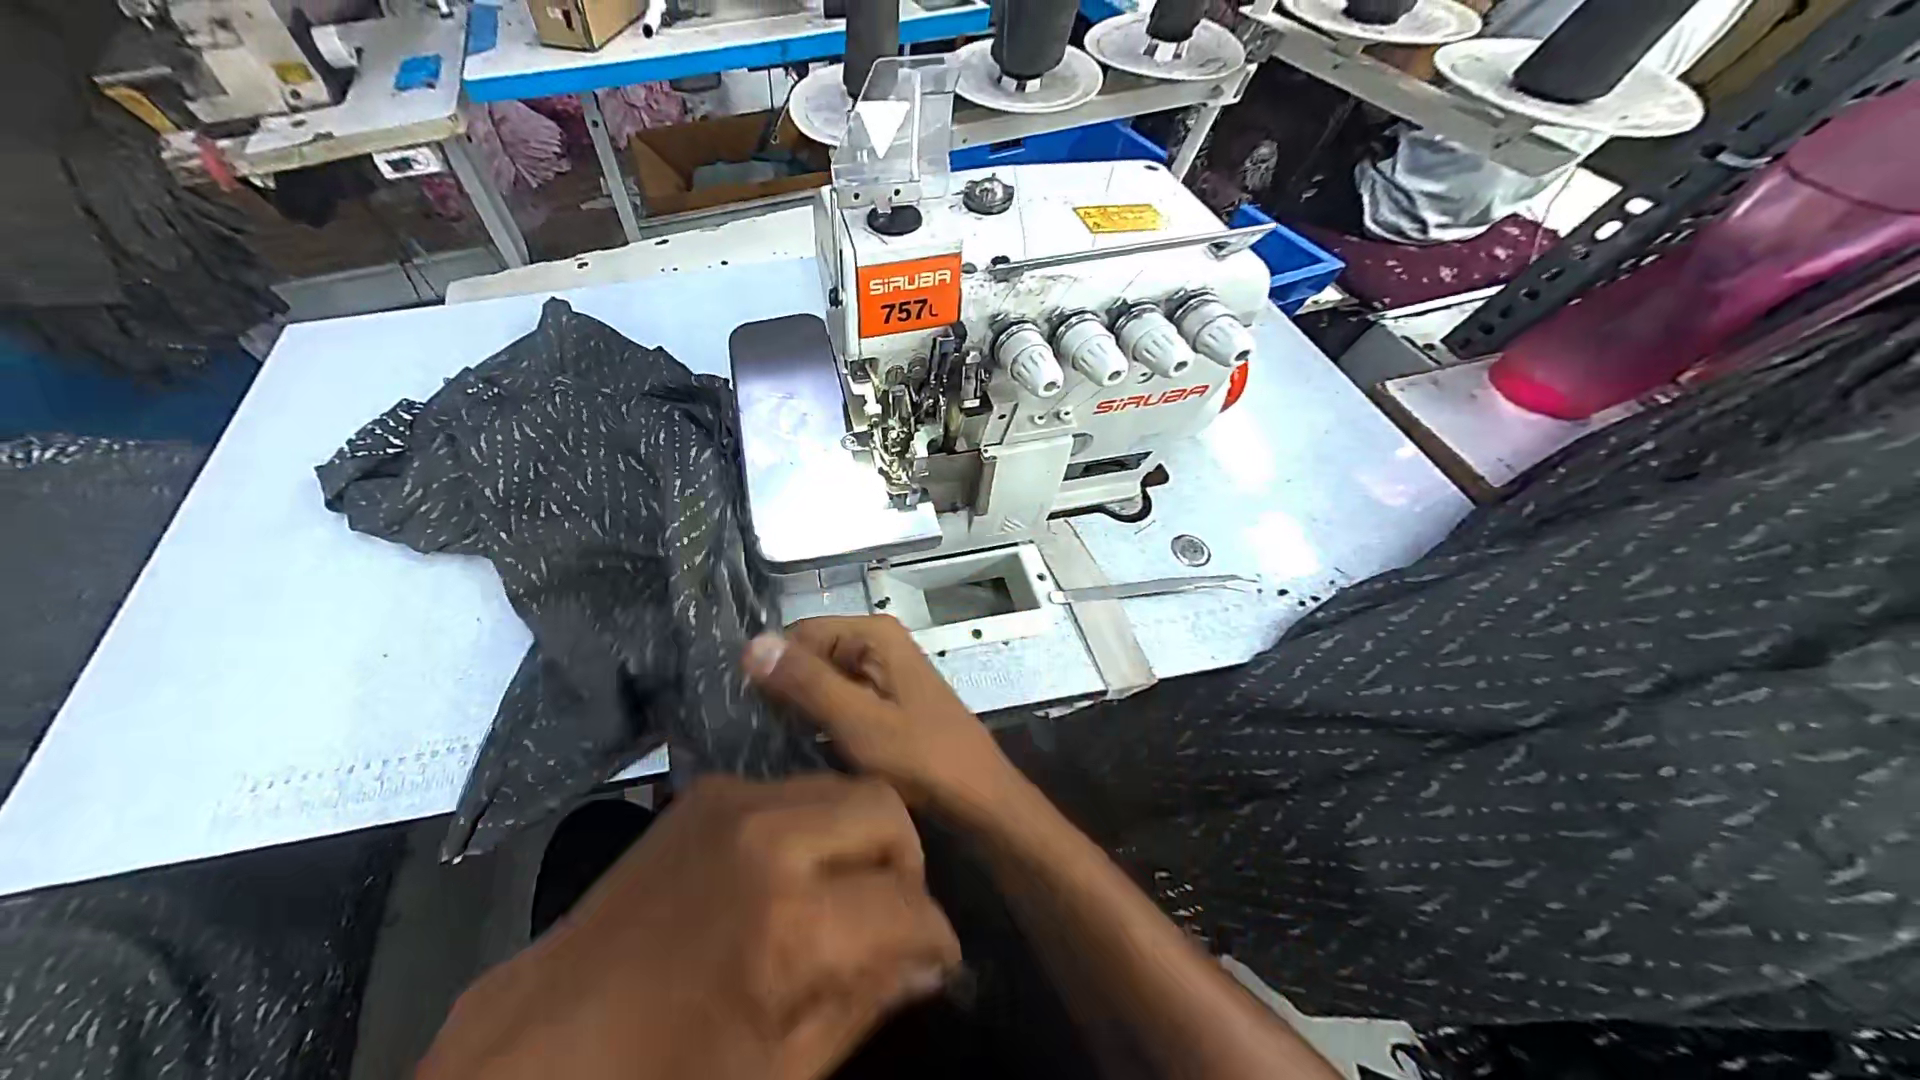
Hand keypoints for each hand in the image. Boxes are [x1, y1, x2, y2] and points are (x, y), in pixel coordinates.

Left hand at [417, 774, 960, 1079]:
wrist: (537, 1050)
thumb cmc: (668, 1075)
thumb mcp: (781, 1070)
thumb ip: (867, 1003)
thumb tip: (929, 963)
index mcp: (793, 921)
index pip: (910, 905)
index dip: (936, 938)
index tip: (936, 959)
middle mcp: (771, 836)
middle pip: (886, 810)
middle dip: (906, 866)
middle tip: (893, 914)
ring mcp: (734, 802)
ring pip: (843, 787)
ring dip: (861, 837)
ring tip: (846, 890)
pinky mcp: (707, 792)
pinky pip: (792, 789)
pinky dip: (813, 823)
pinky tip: (791, 871)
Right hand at [744, 615, 1016, 820]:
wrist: (978, 798)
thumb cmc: (921, 759)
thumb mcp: (856, 721)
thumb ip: (806, 682)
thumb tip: (751, 644)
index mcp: (873, 634)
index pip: (796, 633)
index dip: (770, 669)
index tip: (746, 713)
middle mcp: (877, 643)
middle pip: (809, 656)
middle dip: (785, 691)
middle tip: (757, 737)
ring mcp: (883, 672)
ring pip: (821, 681)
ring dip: (800, 710)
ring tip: (774, 747)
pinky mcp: (884, 700)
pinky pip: (838, 700)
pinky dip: (821, 720)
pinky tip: (805, 751)